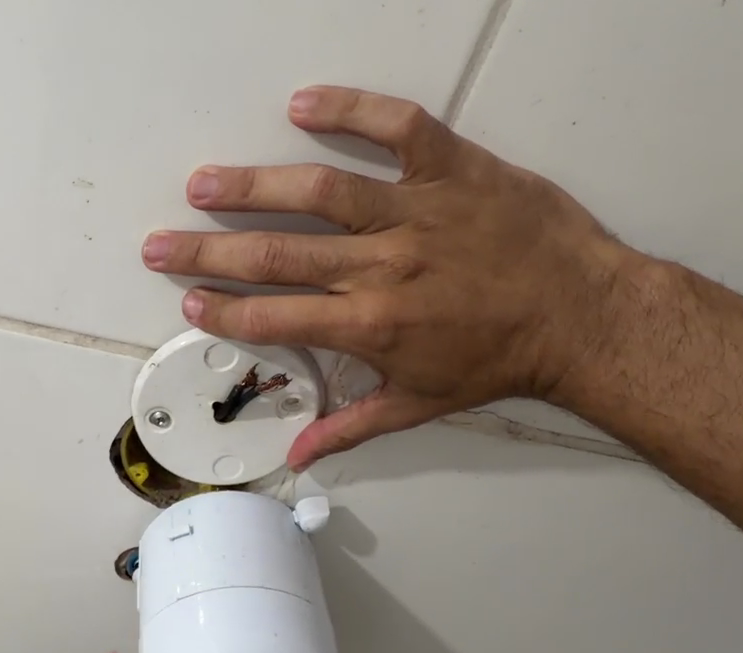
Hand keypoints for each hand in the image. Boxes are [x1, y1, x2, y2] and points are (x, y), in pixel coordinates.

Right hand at [141, 86, 645, 469]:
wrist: (582, 315)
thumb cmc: (496, 361)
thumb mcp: (417, 404)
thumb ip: (348, 428)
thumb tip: (296, 456)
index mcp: (370, 326)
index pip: (276, 317)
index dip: (225, 312)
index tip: (189, 303)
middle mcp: (384, 266)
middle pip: (278, 257)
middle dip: (208, 253)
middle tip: (160, 244)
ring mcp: (417, 212)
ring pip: (322, 194)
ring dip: (255, 188)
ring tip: (203, 184)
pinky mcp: (454, 169)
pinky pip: (399, 129)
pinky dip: (352, 112)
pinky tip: (302, 105)